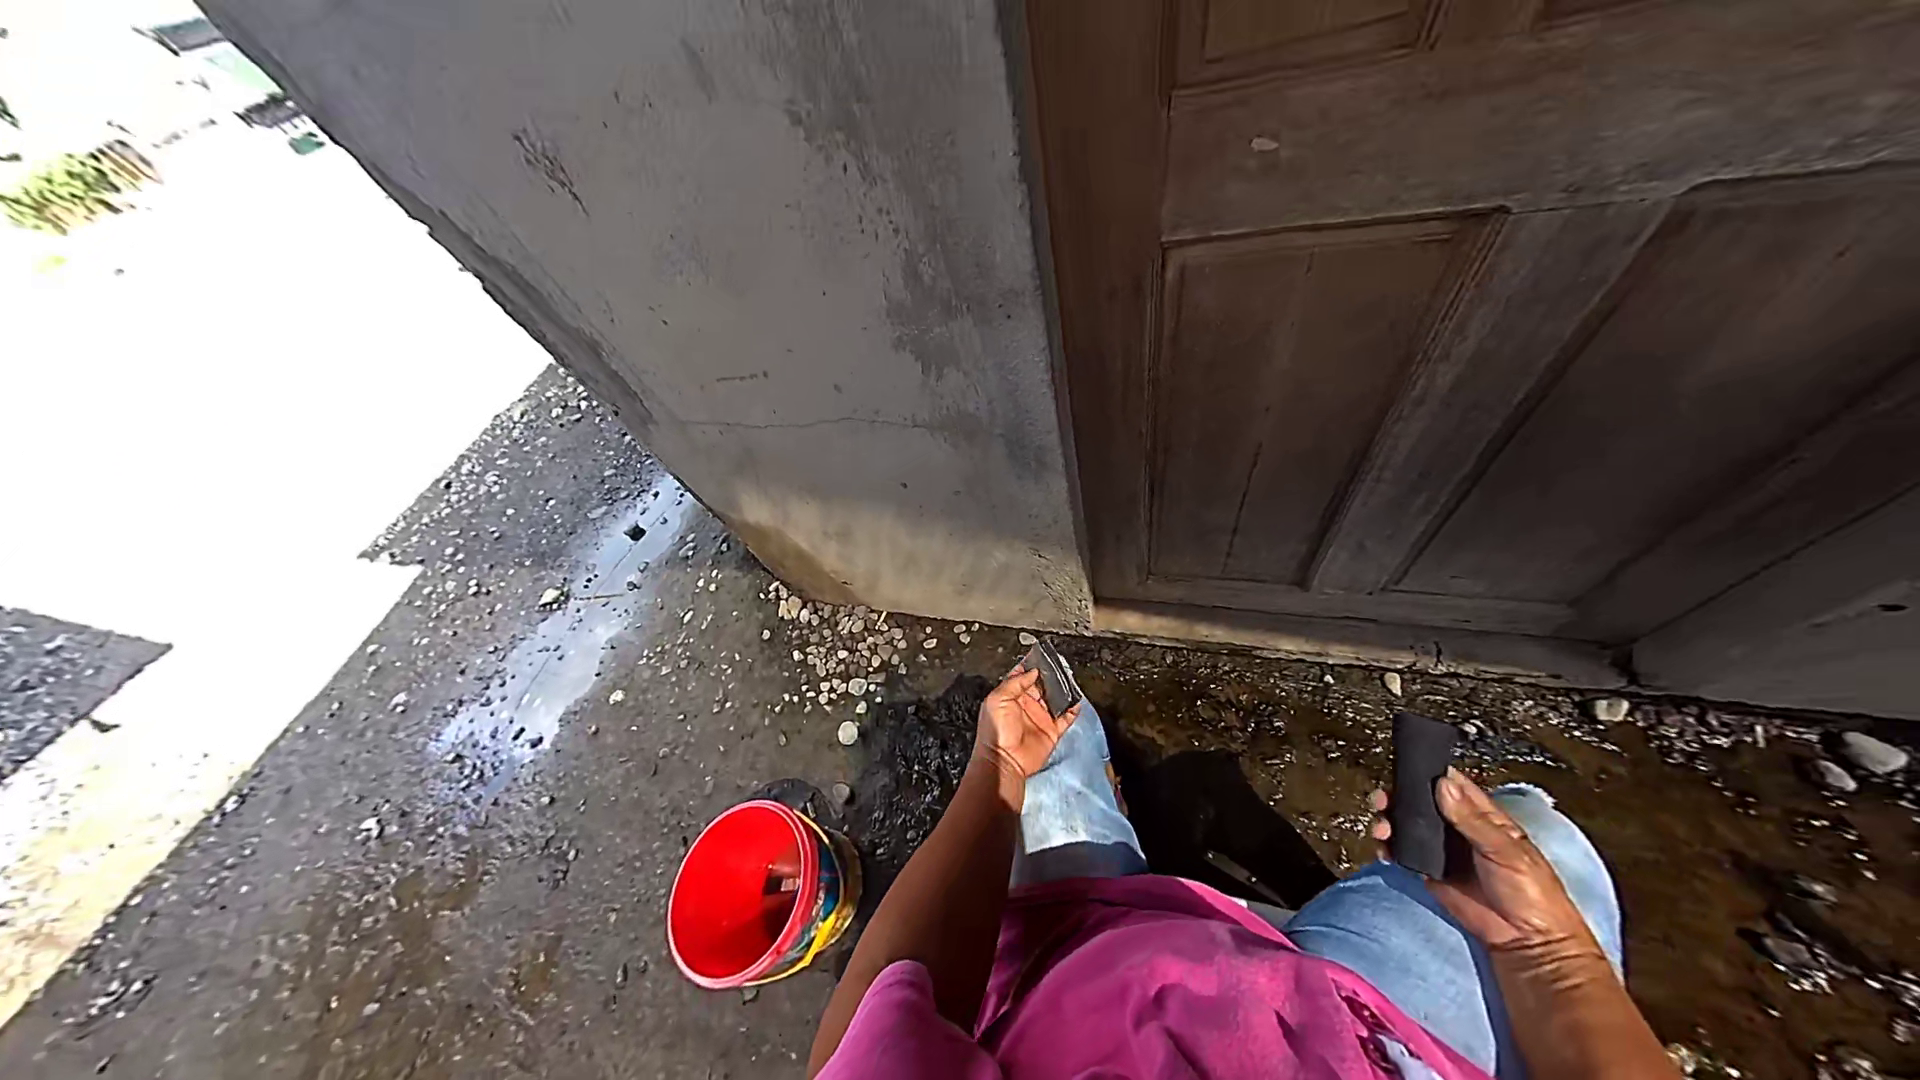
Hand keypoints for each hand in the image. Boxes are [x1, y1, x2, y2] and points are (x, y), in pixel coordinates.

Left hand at [975, 667, 1078, 792]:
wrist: (1004, 760)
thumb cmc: (995, 732)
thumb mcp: (998, 699)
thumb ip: (1015, 683)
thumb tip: (1031, 671)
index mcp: (1011, 696)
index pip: (1023, 677)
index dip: (1031, 666)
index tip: (1041, 655)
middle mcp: (1026, 706)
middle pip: (1041, 686)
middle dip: (1049, 676)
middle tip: (1058, 665)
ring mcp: (1039, 718)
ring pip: (1055, 699)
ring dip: (1062, 691)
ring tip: (1069, 679)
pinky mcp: (1051, 732)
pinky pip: (1065, 719)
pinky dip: (1072, 711)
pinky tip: (1076, 702)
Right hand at [1370, 769, 1601, 959]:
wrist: (1526, 944)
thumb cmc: (1531, 894)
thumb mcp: (1506, 852)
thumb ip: (1472, 819)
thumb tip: (1442, 783)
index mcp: (1483, 817)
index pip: (1452, 785)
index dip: (1430, 773)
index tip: (1407, 769)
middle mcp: (1458, 828)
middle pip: (1420, 802)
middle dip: (1398, 797)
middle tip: (1383, 799)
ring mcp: (1441, 849)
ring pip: (1406, 824)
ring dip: (1389, 820)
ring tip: (1382, 828)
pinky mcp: (1428, 869)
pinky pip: (1401, 852)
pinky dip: (1388, 847)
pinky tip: (1384, 849)